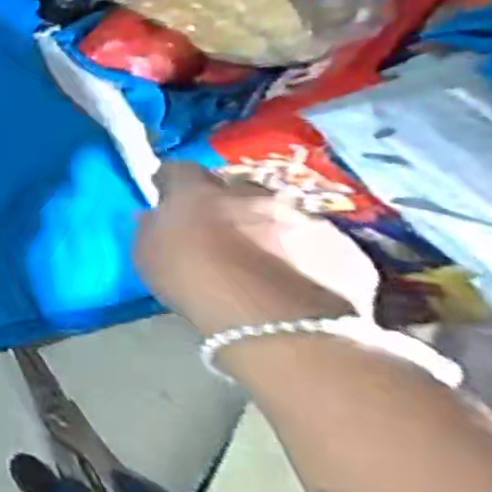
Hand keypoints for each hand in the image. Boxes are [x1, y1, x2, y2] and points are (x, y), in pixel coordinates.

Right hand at [135, 162, 378, 335]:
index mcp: (199, 192)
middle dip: (227, 205)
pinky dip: (307, 258)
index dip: (173, 183)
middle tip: (220, 235)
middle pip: (235, 189)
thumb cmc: (196, 283)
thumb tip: (157, 216)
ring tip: (264, 265)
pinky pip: (319, 246)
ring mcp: (303, 217)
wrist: (276, 322)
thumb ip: (151, 228)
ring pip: (281, 216)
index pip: (179, 169)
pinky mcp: (343, 249)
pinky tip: (300, 284)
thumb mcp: (149, 256)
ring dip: (270, 231)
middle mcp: (252, 194)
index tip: (168, 198)